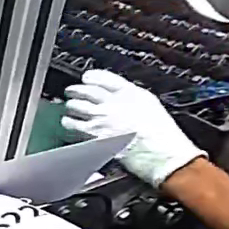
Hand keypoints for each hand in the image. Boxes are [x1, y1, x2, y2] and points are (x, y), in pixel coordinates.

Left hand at [62, 69, 204, 186]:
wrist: (159, 152)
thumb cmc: (160, 133)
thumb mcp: (149, 104)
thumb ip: (130, 96)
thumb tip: (117, 95)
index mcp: (128, 92)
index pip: (103, 78)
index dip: (92, 76)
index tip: (86, 77)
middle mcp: (112, 103)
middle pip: (85, 91)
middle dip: (76, 90)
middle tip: (71, 90)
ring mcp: (100, 119)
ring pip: (76, 106)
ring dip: (71, 105)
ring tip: (70, 106)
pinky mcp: (93, 135)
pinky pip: (73, 125)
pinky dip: (69, 122)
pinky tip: (68, 122)